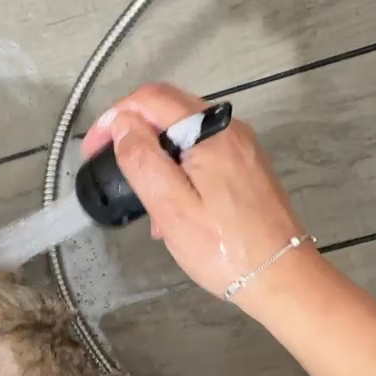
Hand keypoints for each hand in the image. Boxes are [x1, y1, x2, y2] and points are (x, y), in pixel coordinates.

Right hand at [82, 83, 314, 301]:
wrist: (281, 276)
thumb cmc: (223, 248)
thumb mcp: (171, 207)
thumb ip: (143, 160)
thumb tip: (122, 124)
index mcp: (209, 133)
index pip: (151, 99)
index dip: (115, 117)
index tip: (93, 148)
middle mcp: (230, 129)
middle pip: (170, 109)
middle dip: (133, 131)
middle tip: (107, 163)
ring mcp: (243, 148)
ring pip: (186, 134)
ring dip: (157, 154)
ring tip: (142, 199)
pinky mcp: (249, 168)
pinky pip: (204, 154)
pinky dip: (179, 169)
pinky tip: (173, 207)